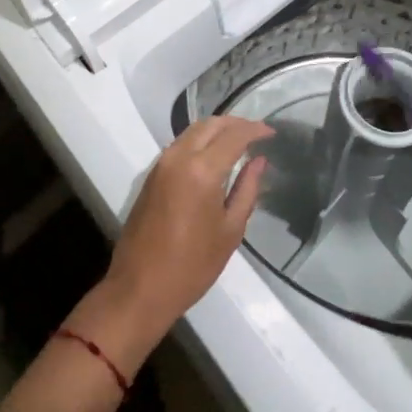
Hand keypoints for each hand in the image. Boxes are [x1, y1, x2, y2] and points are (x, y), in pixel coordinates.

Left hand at [104, 115, 273, 325]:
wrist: (139, 288)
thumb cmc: (192, 266)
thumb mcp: (230, 231)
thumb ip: (247, 190)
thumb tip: (258, 161)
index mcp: (201, 170)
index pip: (234, 136)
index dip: (255, 130)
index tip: (272, 133)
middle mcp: (178, 157)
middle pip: (210, 125)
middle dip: (235, 123)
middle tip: (256, 133)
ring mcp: (160, 165)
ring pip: (192, 131)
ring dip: (216, 130)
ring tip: (238, 142)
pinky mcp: (150, 176)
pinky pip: (180, 145)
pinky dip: (200, 142)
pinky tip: (214, 156)